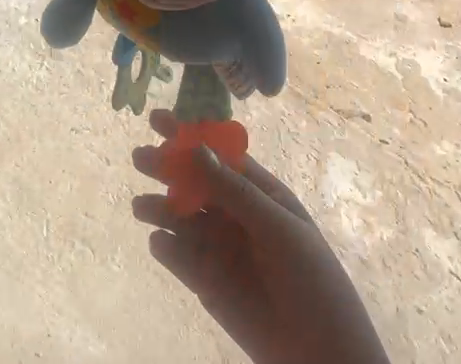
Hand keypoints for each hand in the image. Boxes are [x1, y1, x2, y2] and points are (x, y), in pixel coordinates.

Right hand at [132, 110, 389, 363]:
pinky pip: (176, 255)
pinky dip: (165, 246)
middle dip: (165, 167)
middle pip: (191, 182)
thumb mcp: (276, 226)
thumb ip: (233, 189)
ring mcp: (216, 246)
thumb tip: (195, 148)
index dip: (188, 135)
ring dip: (157, 207)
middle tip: (141, 159)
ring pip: (178, 217)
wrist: (319, 351)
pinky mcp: (203, 279)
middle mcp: (232, 213)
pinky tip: (161, 244)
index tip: (157, 120)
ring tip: (142, 208)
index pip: (218, 154)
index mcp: (257, 193)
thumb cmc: (310, 278)